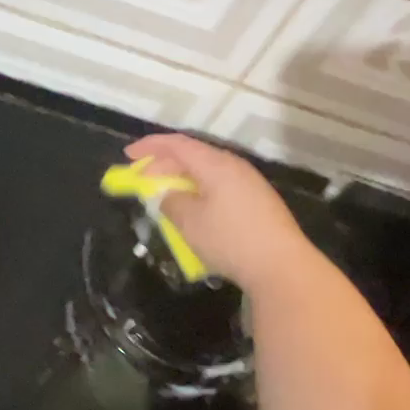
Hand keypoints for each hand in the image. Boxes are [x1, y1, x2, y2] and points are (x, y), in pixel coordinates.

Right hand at [123, 133, 318, 292]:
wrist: (281, 264)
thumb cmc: (230, 239)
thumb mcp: (190, 222)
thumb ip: (171, 202)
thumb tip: (167, 195)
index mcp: (215, 164)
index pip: (177, 144)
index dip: (150, 147)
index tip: (128, 156)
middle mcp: (234, 166)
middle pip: (193, 155)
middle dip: (164, 165)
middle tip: (143, 181)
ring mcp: (249, 183)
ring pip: (208, 172)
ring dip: (183, 180)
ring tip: (166, 196)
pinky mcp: (258, 201)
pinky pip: (220, 186)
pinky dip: (200, 191)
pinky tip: (195, 210)